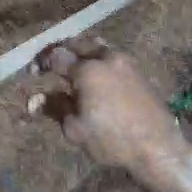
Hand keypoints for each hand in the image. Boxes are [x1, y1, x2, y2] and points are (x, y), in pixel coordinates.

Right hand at [31, 39, 189, 173]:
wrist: (158, 147)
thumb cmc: (112, 140)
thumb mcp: (75, 128)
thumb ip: (54, 107)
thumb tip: (34, 100)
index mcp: (87, 70)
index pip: (56, 57)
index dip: (41, 63)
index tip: (33, 73)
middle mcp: (106, 59)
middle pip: (77, 43)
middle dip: (60, 51)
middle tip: (49, 64)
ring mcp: (126, 63)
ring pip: (97, 46)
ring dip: (81, 52)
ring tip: (71, 67)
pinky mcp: (138, 72)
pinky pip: (111, 57)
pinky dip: (97, 60)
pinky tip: (93, 76)